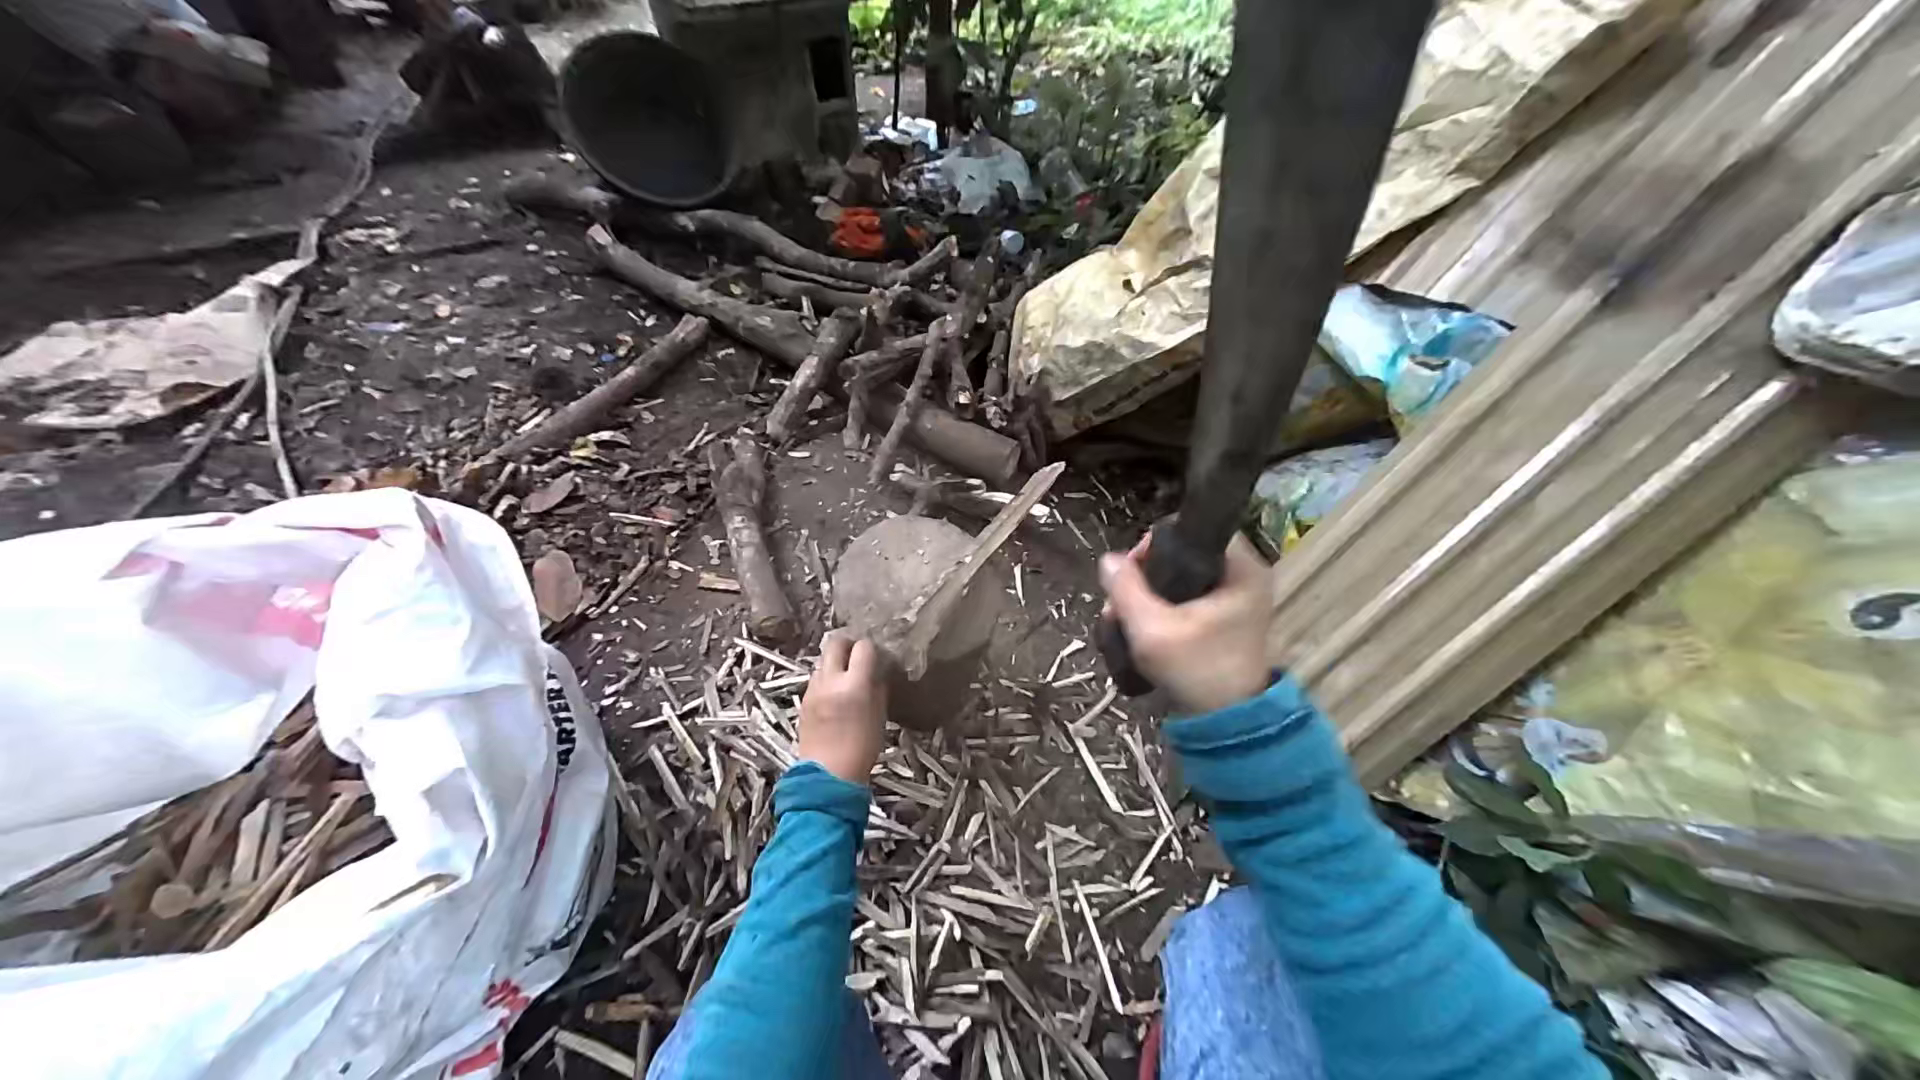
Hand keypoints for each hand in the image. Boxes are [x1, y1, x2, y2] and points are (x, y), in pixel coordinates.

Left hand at [797, 632, 888, 783]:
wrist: (828, 775)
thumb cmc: (862, 748)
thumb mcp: (880, 715)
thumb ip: (878, 686)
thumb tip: (878, 670)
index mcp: (854, 684)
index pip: (863, 647)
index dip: (872, 649)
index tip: (878, 658)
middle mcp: (830, 680)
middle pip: (836, 642)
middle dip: (849, 644)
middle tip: (859, 656)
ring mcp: (813, 689)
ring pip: (823, 661)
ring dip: (836, 663)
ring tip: (847, 678)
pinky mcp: (803, 699)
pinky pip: (817, 679)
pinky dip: (827, 679)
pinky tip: (835, 695)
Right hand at [1100, 533, 1273, 713]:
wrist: (1229, 724)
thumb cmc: (1197, 670)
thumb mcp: (1152, 630)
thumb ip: (1126, 589)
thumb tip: (1108, 560)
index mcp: (1242, 568)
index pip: (1192, 529)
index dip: (1155, 544)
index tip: (1131, 572)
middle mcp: (1243, 576)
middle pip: (1180, 554)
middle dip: (1143, 575)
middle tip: (1121, 602)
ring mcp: (1234, 598)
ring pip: (1178, 577)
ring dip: (1146, 594)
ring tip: (1123, 618)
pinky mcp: (1223, 618)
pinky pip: (1184, 597)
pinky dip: (1160, 607)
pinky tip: (1140, 625)